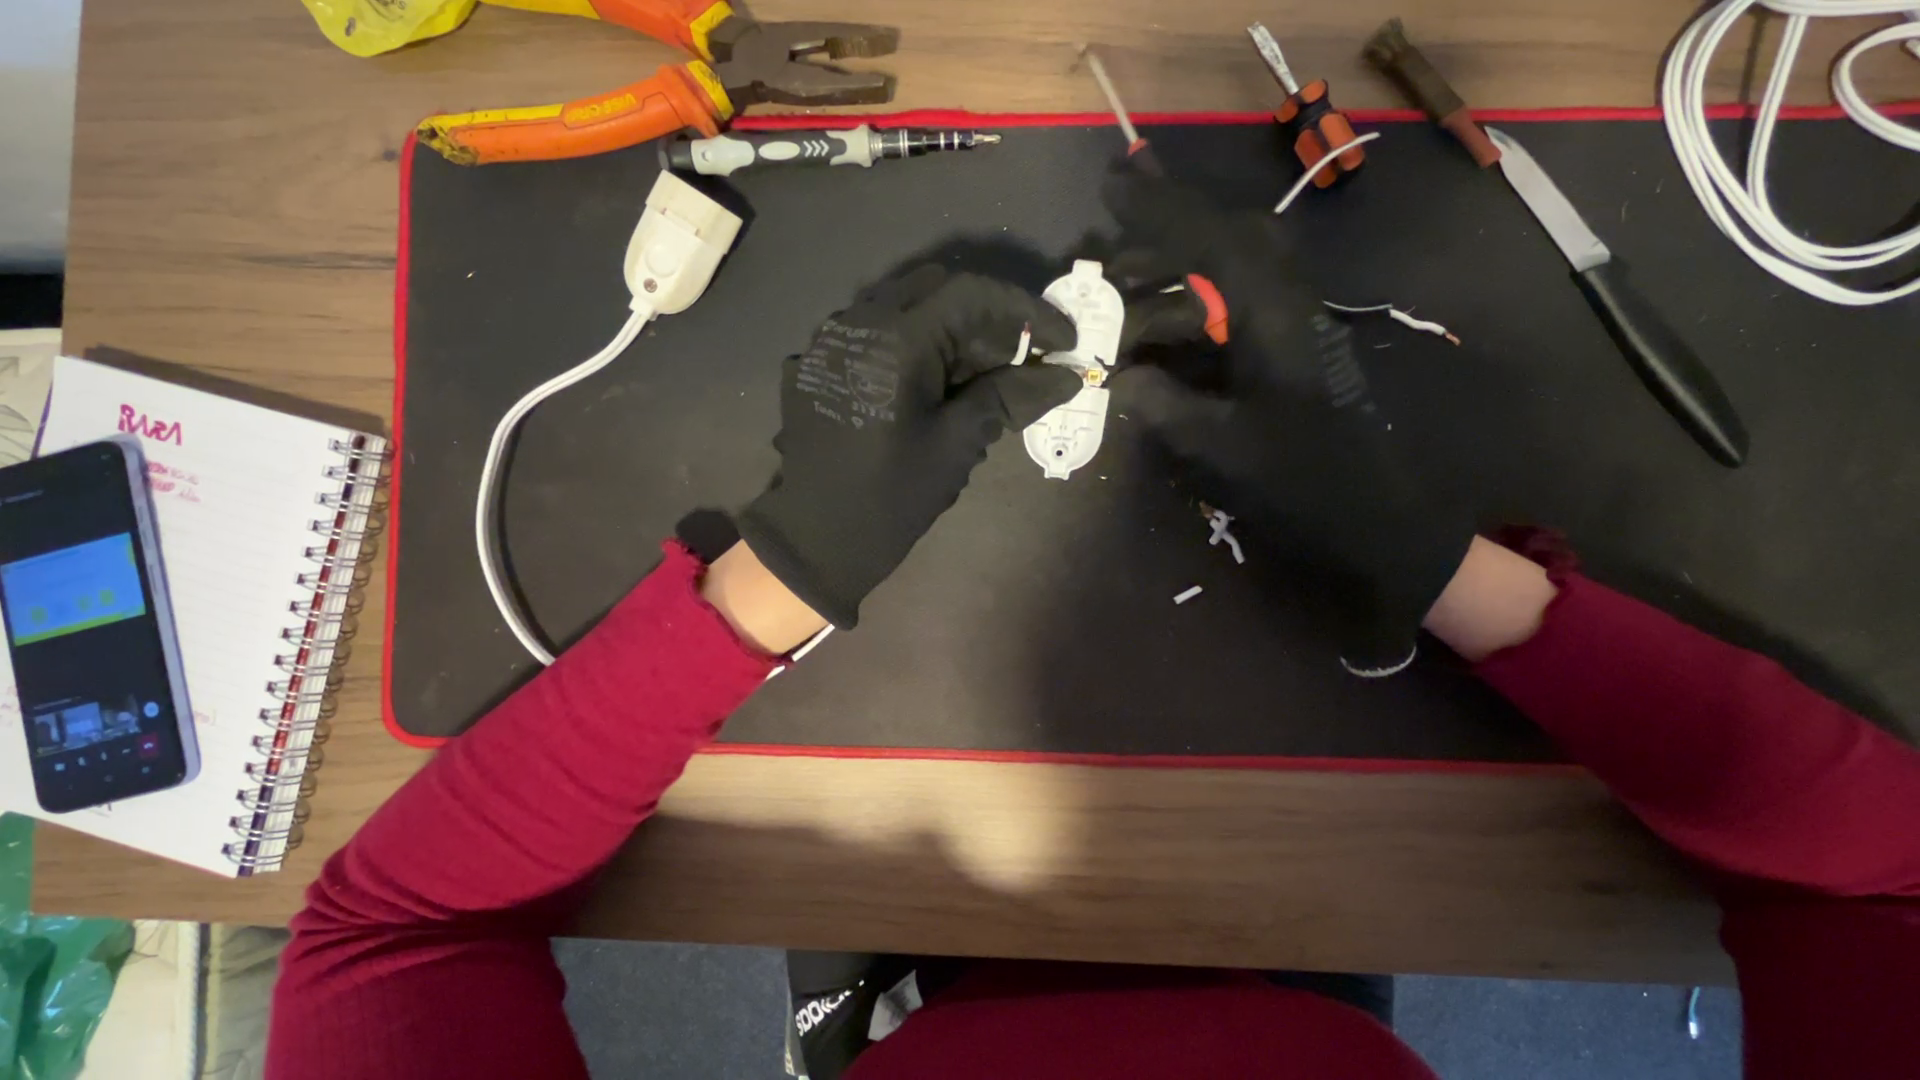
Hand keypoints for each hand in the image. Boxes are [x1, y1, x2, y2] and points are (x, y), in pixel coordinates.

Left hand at [738, 265, 1081, 629]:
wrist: (816, 539)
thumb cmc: (891, 496)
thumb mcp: (957, 444)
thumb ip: (1010, 396)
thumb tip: (1066, 376)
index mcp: (894, 339)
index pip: (972, 294)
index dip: (1026, 311)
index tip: (1063, 341)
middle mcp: (857, 323)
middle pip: (936, 290)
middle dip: (987, 316)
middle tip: (1020, 356)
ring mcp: (829, 341)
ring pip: (901, 307)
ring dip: (947, 329)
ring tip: (977, 374)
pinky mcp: (816, 365)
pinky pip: (871, 334)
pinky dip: (909, 346)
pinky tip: (927, 385)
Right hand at [1104, 167, 1474, 674]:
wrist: (1381, 521)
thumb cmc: (1303, 484)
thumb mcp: (1219, 449)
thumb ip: (1163, 405)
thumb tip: (1121, 376)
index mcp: (1273, 317)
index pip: (1212, 240)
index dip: (1159, 210)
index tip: (1112, 182)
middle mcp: (1290, 307)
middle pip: (1233, 241)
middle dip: (1171, 237)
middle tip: (1115, 263)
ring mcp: (1298, 328)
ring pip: (1240, 272)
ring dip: (1183, 276)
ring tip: (1129, 300)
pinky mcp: (1298, 353)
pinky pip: (1244, 307)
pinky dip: (1200, 308)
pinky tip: (1170, 339)